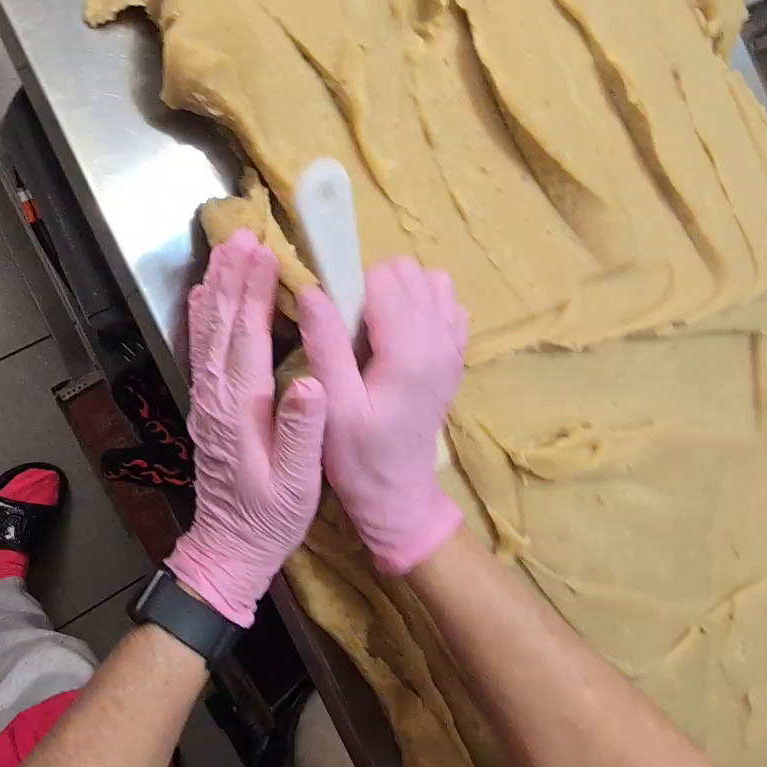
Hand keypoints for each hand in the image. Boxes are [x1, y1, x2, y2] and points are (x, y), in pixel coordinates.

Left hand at [165, 231, 326, 627]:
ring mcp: (206, 397)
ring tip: (224, 252)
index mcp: (242, 407)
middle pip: (222, 324)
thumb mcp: (296, 483)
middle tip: (242, 235)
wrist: (228, 547)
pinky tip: (206, 297)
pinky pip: (201, 348)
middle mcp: (216, 394)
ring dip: (216, 288)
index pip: (248, 337)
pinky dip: (203, 316)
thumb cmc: (270, 517)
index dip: (255, 293)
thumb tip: (310, 383)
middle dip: (232, 277)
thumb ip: (301, 432)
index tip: (264, 254)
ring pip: (207, 331)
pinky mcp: (205, 404)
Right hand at [298, 258, 468, 574]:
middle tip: (348, 326)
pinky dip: (423, 306)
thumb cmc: (359, 458)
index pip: (384, 277)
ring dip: (400, 291)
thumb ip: (326, 345)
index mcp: (409, 352)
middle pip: (409, 272)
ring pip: (432, 281)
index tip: (333, 320)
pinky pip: (447, 305)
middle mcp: (439, 340)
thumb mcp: (333, 407)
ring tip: (373, 325)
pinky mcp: (455, 355)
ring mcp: (453, 347)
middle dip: (373, 285)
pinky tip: (400, 335)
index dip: (351, 288)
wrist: (399, 495)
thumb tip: (312, 289)